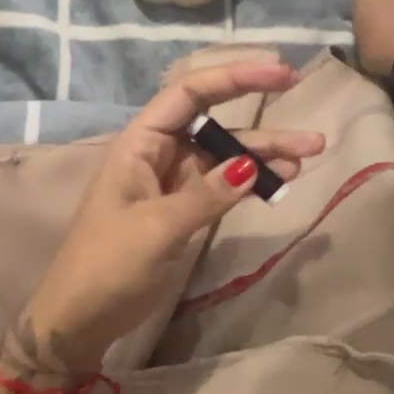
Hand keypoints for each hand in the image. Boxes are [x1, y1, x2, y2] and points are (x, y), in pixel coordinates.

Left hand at [12, 61, 325, 377]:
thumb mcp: (158, 227)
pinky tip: (281, 182)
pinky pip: (221, 187)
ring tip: (309, 158)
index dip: (236, 77)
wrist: (80, 317)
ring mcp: (171, 184)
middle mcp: (156, 154)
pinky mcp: (180, 212)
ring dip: (263, 157)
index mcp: (139, 143)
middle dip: (262, 126)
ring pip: (223, 158)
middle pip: (215, 126)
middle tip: (312, 134)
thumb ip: (206, 195)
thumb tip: (253, 166)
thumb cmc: (108, 264)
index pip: (190, 94)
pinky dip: (249, 184)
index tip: (282, 75)